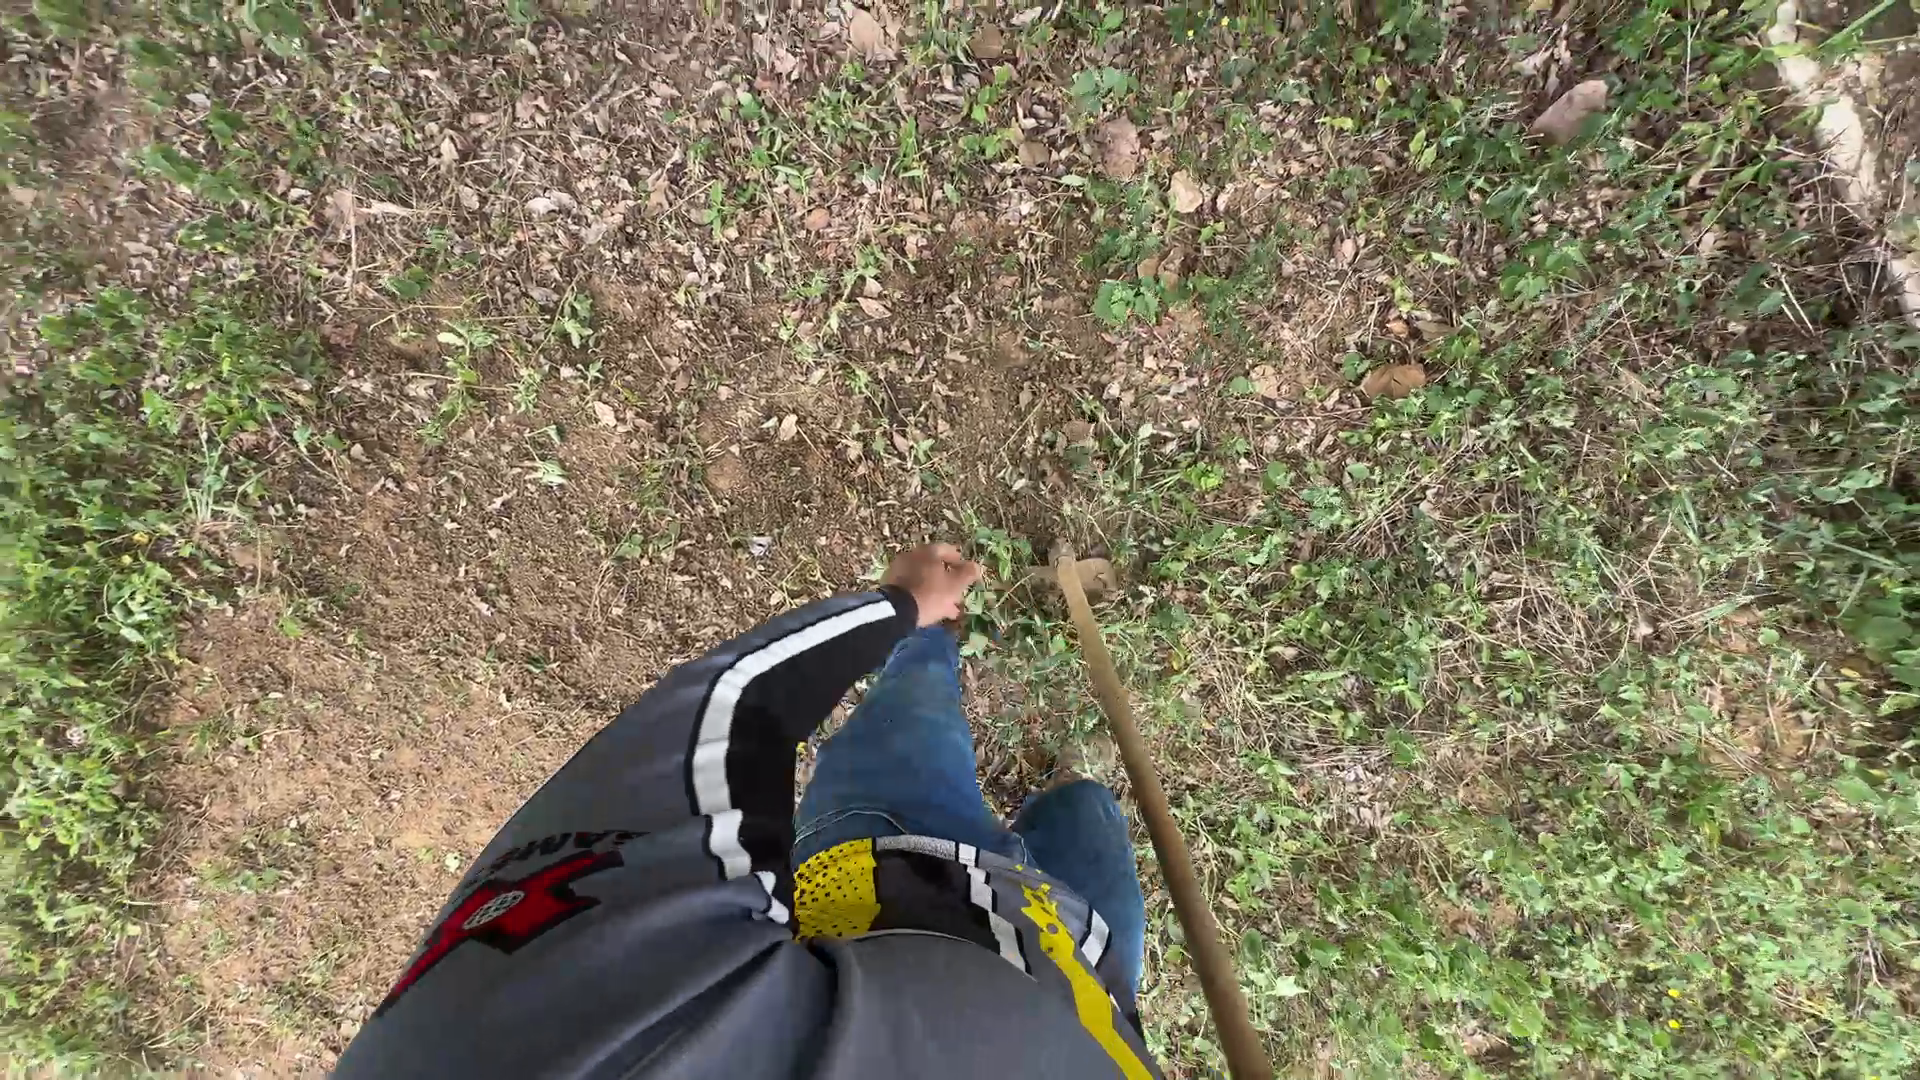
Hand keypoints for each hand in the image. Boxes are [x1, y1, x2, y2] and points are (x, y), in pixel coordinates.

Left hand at [882, 543, 983, 626]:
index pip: (947, 550)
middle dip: (948, 580)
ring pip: (924, 579)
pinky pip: (912, 588)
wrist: (896, 611)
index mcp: (928, 552)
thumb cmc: (930, 594)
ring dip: (937, 591)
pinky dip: (923, 596)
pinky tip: (931, 611)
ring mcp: (899, 570)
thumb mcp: (954, 585)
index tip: (966, 572)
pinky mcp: (890, 585)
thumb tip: (976, 566)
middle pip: (934, 566)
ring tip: (948, 608)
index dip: (959, 561)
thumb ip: (967, 574)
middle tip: (958, 593)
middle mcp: (912, 556)